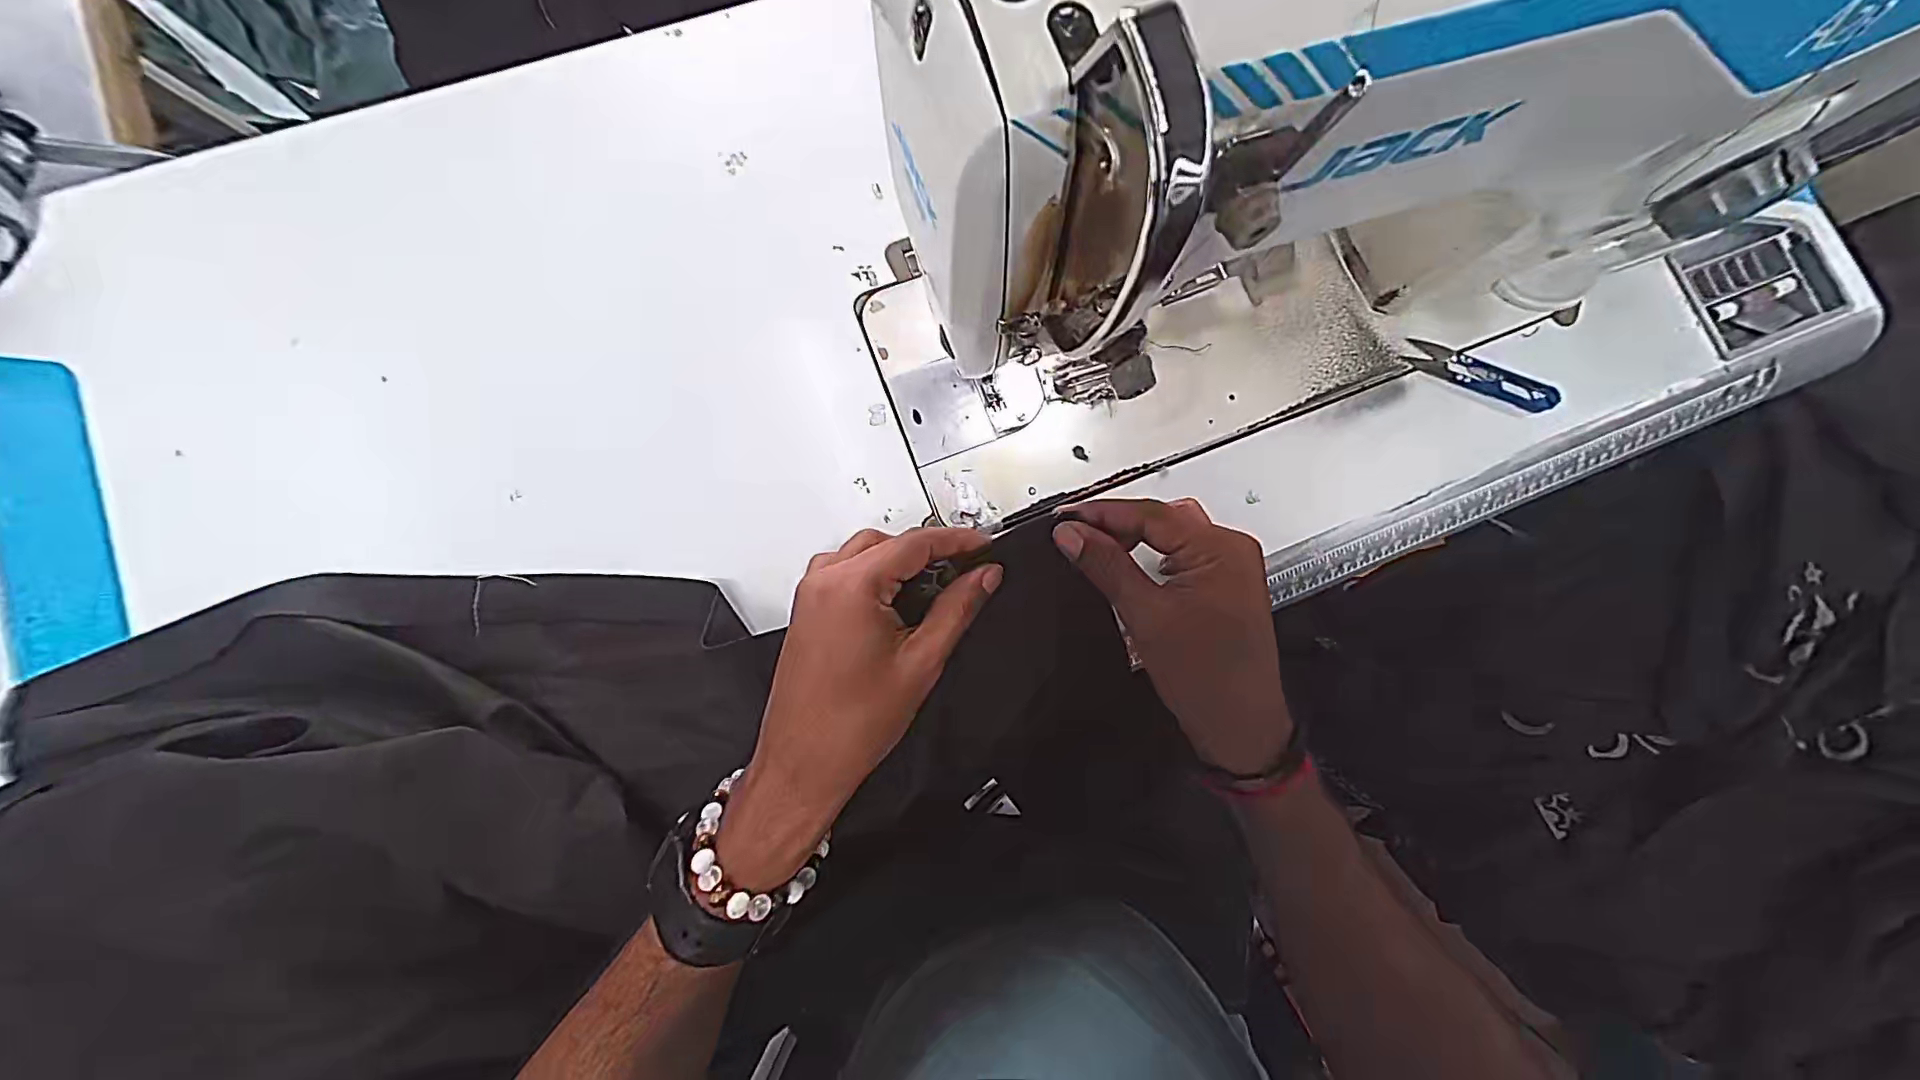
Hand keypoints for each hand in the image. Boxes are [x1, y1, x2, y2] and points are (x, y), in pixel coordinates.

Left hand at [718, 527, 1001, 889]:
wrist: (804, 761)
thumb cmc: (848, 725)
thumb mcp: (921, 661)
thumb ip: (958, 608)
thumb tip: (982, 577)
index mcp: (850, 587)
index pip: (915, 542)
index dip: (957, 541)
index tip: (981, 546)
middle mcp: (823, 582)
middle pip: (888, 541)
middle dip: (929, 551)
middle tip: (965, 570)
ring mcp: (811, 595)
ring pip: (864, 552)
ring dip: (900, 561)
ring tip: (934, 590)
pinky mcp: (807, 610)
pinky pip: (844, 571)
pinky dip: (875, 574)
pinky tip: (898, 603)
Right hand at [1053, 498, 1291, 774]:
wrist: (1238, 725)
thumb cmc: (1210, 679)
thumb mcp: (1145, 615)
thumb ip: (1106, 566)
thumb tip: (1074, 535)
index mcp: (1220, 549)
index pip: (1150, 514)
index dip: (1101, 514)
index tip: (1068, 518)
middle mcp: (1232, 551)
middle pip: (1161, 518)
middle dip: (1115, 523)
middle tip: (1075, 531)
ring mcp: (1231, 567)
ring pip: (1171, 533)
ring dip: (1133, 537)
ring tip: (1096, 545)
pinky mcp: (1223, 583)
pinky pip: (1181, 553)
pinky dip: (1150, 553)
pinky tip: (1128, 563)